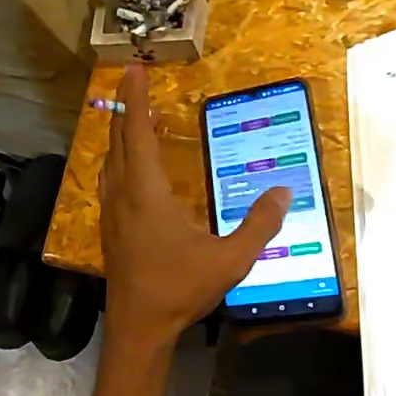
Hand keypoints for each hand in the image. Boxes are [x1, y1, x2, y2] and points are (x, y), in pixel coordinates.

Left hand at [100, 64, 289, 348]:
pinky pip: (111, 179)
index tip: (135, 68)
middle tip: (135, 80)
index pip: (137, 132)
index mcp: (146, 192)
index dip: (136, 98)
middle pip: (119, 139)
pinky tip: (133, 167)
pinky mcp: (110, 227)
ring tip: (141, 118)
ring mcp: (112, 211)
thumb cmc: (180, 289)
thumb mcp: (230, 259)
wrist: (138, 326)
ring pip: (111, 159)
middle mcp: (123, 194)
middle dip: (127, 106)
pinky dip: (121, 158)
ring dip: (122, 133)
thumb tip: (284, 190)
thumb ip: (260, 224)